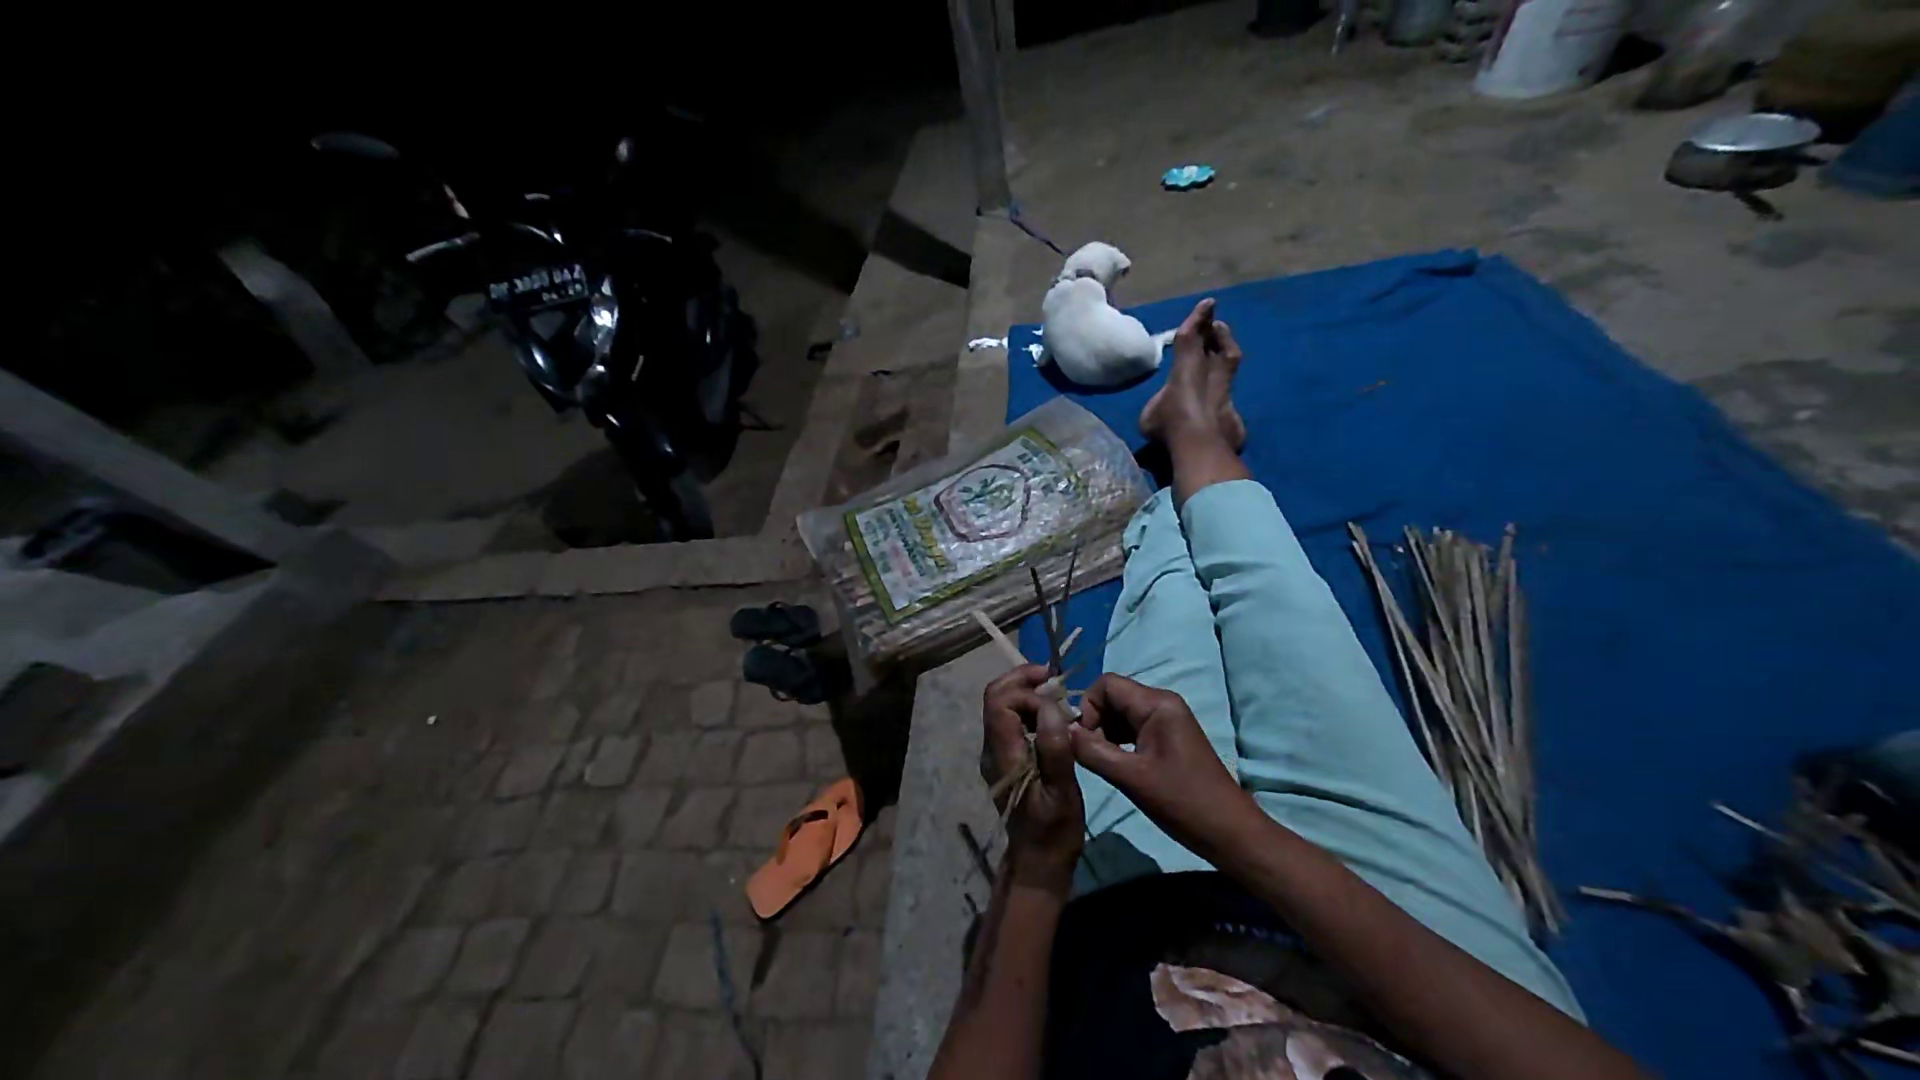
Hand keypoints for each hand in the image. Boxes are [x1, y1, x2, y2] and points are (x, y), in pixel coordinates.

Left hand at [982, 665, 1085, 891]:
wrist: (1038, 863)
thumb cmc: (1053, 831)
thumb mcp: (1062, 792)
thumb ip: (1054, 748)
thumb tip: (1051, 706)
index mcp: (1003, 753)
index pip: (999, 701)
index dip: (1025, 688)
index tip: (1056, 691)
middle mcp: (992, 749)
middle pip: (995, 697)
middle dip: (1023, 681)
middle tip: (1056, 681)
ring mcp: (996, 754)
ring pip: (1001, 707)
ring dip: (1027, 694)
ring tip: (1059, 698)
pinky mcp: (1007, 759)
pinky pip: (1011, 722)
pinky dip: (1030, 711)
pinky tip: (1054, 719)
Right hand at [1069, 674, 1260, 860]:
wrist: (1228, 832)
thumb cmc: (1182, 802)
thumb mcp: (1131, 777)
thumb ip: (1092, 751)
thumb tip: (1061, 732)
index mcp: (1157, 704)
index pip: (1106, 684)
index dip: (1086, 706)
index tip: (1079, 739)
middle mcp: (1162, 703)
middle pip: (1112, 696)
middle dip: (1093, 720)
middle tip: (1086, 753)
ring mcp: (1166, 720)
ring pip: (1119, 713)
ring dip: (1103, 732)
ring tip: (1098, 761)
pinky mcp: (1166, 737)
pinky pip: (1131, 727)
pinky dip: (1116, 741)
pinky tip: (1113, 764)